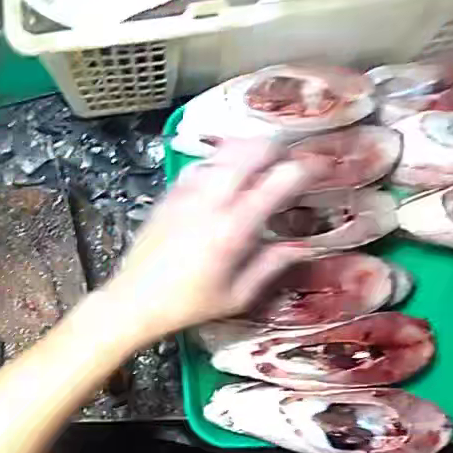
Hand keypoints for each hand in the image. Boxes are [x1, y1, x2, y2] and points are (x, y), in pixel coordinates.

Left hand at [96, 140, 315, 344]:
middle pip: (250, 151)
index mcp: (233, 229)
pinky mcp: (169, 194)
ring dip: (248, 150)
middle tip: (290, 158)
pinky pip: (200, 164)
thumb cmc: (187, 304)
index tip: (319, 168)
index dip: (305, 169)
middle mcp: (210, 202)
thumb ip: (270, 267)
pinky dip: (220, 162)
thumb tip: (301, 247)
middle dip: (277, 148)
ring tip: (263, 161)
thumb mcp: (236, 296)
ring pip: (224, 151)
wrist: (133, 300)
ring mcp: (186, 193)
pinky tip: (226, 174)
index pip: (278, 182)